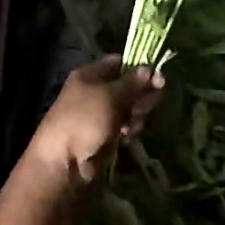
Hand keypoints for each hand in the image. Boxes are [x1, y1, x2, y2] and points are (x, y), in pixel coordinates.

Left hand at [28, 56, 164, 182]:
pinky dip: (130, 131)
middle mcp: (96, 91)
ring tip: (129, 127)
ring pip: (131, 108)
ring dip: (137, 116)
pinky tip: (125, 138)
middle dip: (141, 97)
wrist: (64, 160)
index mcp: (90, 75)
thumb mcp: (109, 95)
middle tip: (142, 108)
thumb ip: (131, 82)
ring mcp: (101, 113)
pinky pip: (127, 126)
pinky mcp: (107, 133)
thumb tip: (148, 68)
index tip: (159, 79)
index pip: (120, 63)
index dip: (140, 69)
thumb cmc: (83, 120)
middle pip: (130, 87)